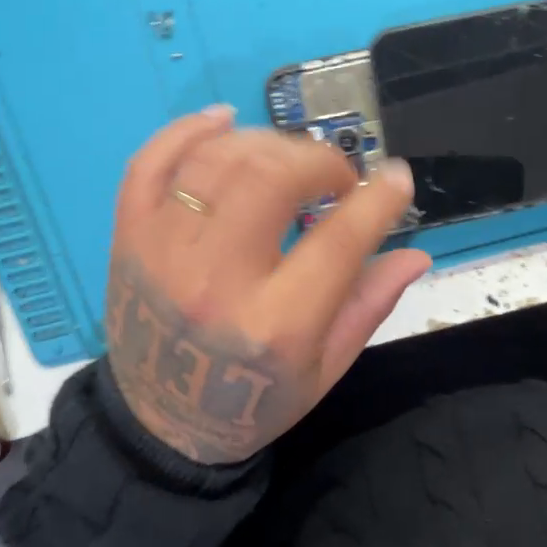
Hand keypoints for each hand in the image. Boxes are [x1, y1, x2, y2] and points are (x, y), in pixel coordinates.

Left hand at [104, 107, 430, 463]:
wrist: (165, 424)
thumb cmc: (257, 401)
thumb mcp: (325, 369)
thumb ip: (368, 306)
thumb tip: (417, 253)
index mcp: (278, 325)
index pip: (340, 239)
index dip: (379, 200)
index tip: (395, 178)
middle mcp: (218, 282)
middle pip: (273, 179)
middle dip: (320, 162)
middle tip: (337, 179)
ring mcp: (164, 253)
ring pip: (219, 160)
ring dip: (267, 145)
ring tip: (291, 163)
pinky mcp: (129, 238)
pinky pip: (152, 161)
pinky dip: (191, 131)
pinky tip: (226, 122)